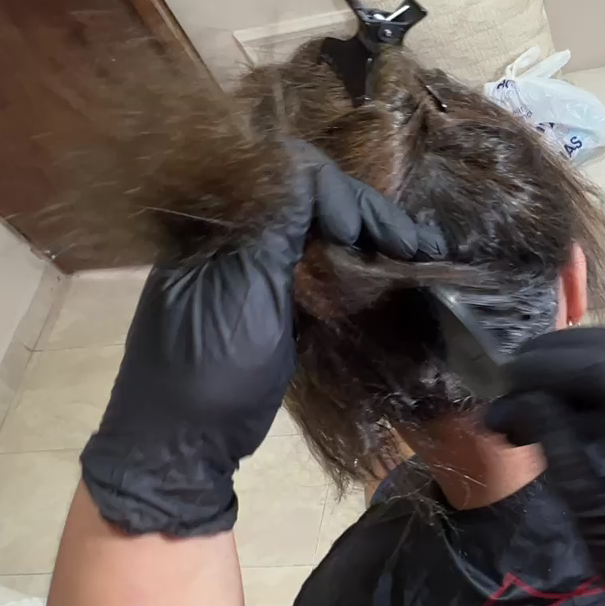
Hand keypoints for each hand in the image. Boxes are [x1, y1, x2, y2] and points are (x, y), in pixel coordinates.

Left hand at [80, 142, 444, 536]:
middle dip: (369, 218)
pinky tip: (392, 269)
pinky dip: (356, 267)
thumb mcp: (243, 291)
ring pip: (322, 234)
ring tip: (421, 253)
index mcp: (220, 224)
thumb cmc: (209, 369)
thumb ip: (274, 226)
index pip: (290, 178)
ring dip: (371, 240)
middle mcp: (240, 235)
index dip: (340, 198)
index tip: (369, 239)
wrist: (183, 443)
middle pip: (313, 202)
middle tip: (421, 246)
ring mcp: (258, 268)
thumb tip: (302, 162)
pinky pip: (318, 267)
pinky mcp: (275, 300)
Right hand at [485, 326, 604, 605]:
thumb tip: (515, 403)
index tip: (505, 381)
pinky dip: (594, 387)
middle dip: (560, 356)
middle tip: (510, 381)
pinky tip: (560, 411)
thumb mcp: (598, 525)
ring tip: (527, 396)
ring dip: (574, 367)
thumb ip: (561, 452)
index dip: (552, 365)